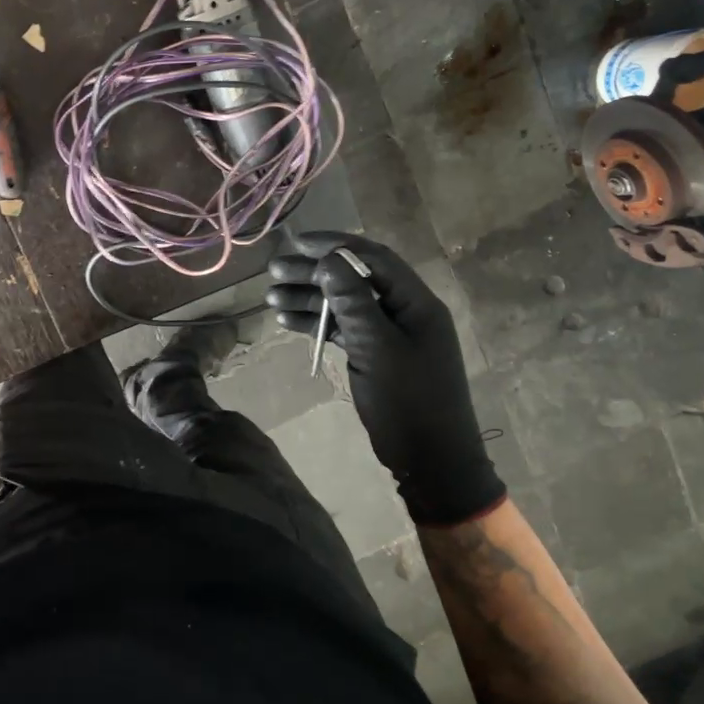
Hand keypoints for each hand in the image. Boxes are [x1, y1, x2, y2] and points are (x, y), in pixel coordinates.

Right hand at [266, 232, 504, 525]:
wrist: (432, 460)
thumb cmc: (408, 401)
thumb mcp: (376, 347)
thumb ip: (353, 301)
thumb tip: (328, 260)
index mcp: (416, 303)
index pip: (373, 259)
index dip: (334, 246)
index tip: (296, 243)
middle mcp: (405, 311)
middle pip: (354, 279)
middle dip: (313, 273)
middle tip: (273, 271)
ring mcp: (391, 334)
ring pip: (345, 304)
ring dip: (309, 299)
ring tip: (271, 299)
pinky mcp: (378, 355)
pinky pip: (345, 329)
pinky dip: (317, 323)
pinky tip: (287, 322)